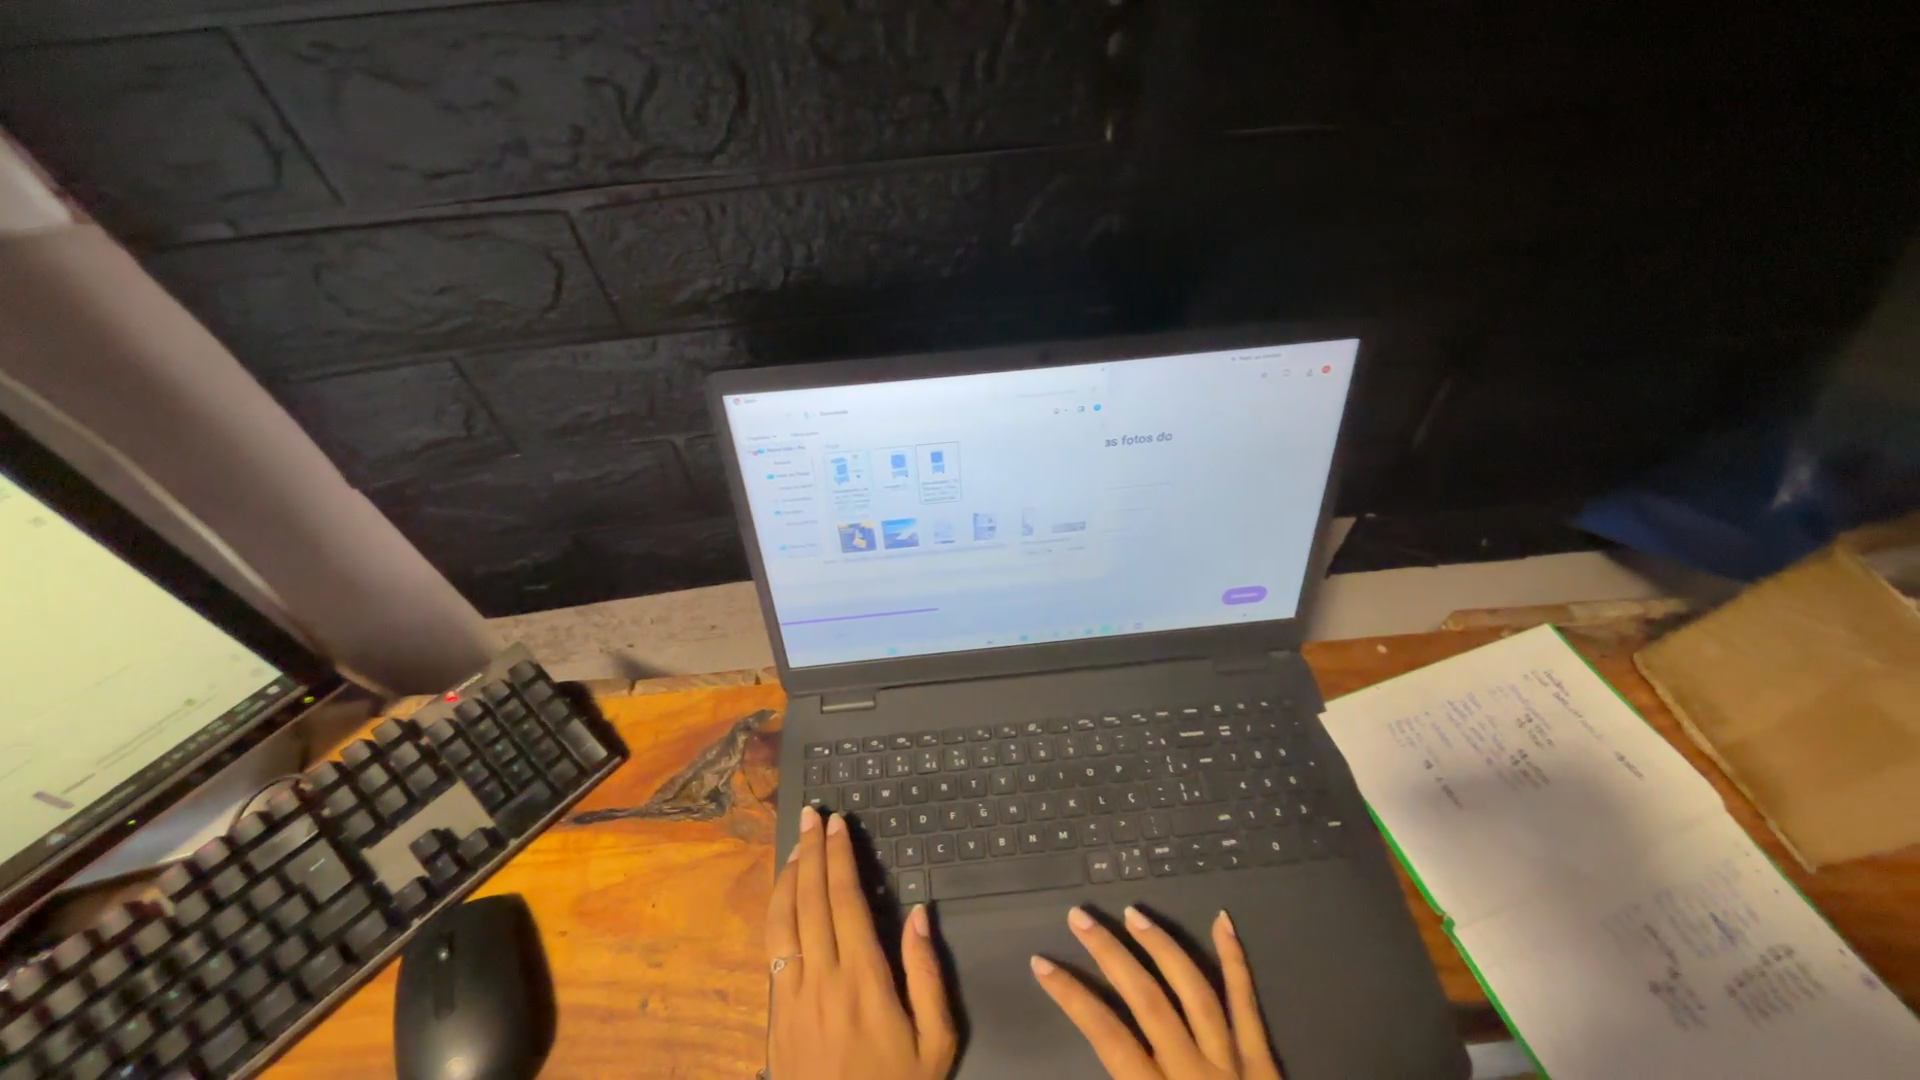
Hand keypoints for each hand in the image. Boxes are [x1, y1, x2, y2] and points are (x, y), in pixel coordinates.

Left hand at [765, 805, 956, 1079]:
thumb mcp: (936, 1041)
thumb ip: (928, 974)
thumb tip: (920, 913)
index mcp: (864, 979)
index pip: (845, 900)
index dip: (839, 857)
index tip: (838, 825)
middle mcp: (822, 977)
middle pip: (810, 899)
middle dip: (810, 852)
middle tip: (813, 816)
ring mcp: (792, 994)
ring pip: (783, 919)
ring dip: (788, 876)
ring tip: (796, 845)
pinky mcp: (775, 1013)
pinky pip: (772, 948)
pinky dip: (776, 911)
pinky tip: (784, 897)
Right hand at [1031, 905, 1282, 1079]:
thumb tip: (1095, 1053)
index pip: (1107, 1035)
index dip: (1072, 996)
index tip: (1042, 962)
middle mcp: (1194, 1073)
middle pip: (1147, 999)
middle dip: (1110, 954)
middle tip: (1082, 917)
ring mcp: (1235, 1063)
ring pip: (1194, 990)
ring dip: (1161, 947)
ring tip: (1134, 913)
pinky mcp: (1266, 1063)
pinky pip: (1248, 1004)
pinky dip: (1236, 961)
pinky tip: (1223, 921)